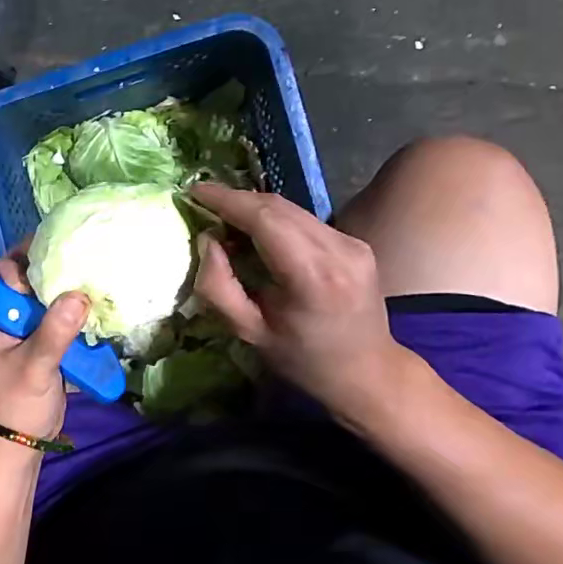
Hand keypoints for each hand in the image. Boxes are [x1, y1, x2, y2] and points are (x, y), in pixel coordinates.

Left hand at [0, 253, 87, 440]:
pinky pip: (46, 309)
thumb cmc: (14, 406)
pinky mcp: (31, 335)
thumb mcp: (34, 368)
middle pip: (15, 277)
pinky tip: (86, 295)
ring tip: (83, 271)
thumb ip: (54, 332)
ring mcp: (12, 325)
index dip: (16, 263)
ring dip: (55, 285)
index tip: (46, 260)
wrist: (20, 444)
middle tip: (72, 261)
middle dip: (41, 270)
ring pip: (33, 292)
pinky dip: (62, 303)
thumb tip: (79, 295)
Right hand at [190, 183, 415, 413]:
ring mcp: (351, 242)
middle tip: (203, 205)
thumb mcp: (248, 332)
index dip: (226, 199)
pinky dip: (275, 219)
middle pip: (277, 206)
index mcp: (312, 275)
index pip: (264, 217)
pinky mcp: (355, 242)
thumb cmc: (303, 360)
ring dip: (254, 208)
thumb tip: (208, 239)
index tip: (195, 191)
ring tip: (225, 221)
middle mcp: (338, 249)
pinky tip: (258, 234)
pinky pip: (305, 219)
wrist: (368, 373)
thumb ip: (218, 285)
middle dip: (236, 200)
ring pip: (291, 208)